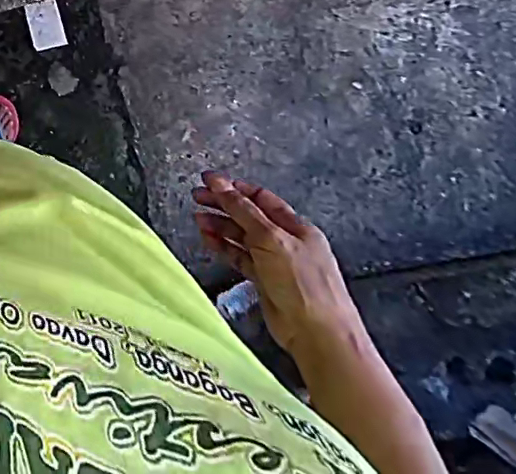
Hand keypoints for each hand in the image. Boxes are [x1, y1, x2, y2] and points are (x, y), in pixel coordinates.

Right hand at [193, 173, 364, 359]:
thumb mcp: (270, 237)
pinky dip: (223, 247)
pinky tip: (208, 240)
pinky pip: (239, 257)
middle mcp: (285, 241)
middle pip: (248, 215)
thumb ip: (242, 209)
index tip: (209, 181)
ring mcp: (274, 262)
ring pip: (241, 237)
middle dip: (222, 204)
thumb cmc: (302, 283)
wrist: (318, 336)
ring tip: (198, 219)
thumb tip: (219, 182)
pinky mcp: (264, 281)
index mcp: (295, 226)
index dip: (234, 188)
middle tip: (197, 197)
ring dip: (219, 226)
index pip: (260, 198)